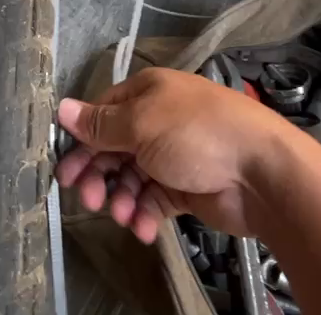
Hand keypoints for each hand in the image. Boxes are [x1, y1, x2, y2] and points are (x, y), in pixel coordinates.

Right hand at [55, 67, 303, 243]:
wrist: (259, 171)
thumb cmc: (195, 133)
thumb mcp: (142, 123)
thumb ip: (100, 123)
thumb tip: (61, 108)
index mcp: (147, 93)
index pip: (103, 114)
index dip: (82, 140)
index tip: (65, 169)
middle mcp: (157, 120)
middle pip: (114, 148)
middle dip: (98, 174)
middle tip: (89, 199)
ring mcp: (172, 155)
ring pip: (131, 177)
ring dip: (121, 197)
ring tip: (122, 214)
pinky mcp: (185, 187)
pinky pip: (153, 200)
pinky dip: (144, 214)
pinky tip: (142, 227)